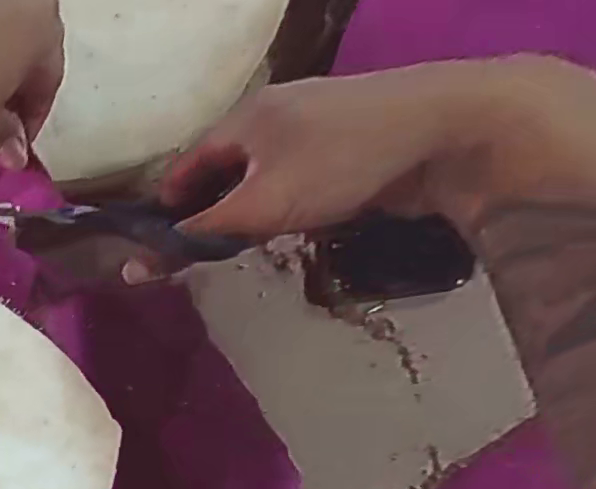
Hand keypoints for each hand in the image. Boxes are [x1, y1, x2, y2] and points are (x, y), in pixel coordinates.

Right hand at [125, 57, 595, 281]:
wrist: (467, 126)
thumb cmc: (342, 164)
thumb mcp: (254, 211)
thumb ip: (189, 241)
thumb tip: (128, 271)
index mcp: (244, 117)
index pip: (178, 173)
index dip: (164, 214)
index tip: (164, 250)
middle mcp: (276, 110)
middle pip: (216, 173)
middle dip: (206, 213)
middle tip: (207, 251)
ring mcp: (317, 118)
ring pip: (255, 174)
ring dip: (245, 209)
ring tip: (250, 239)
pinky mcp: (351, 132)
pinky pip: (292, 171)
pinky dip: (281, 199)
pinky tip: (293, 220)